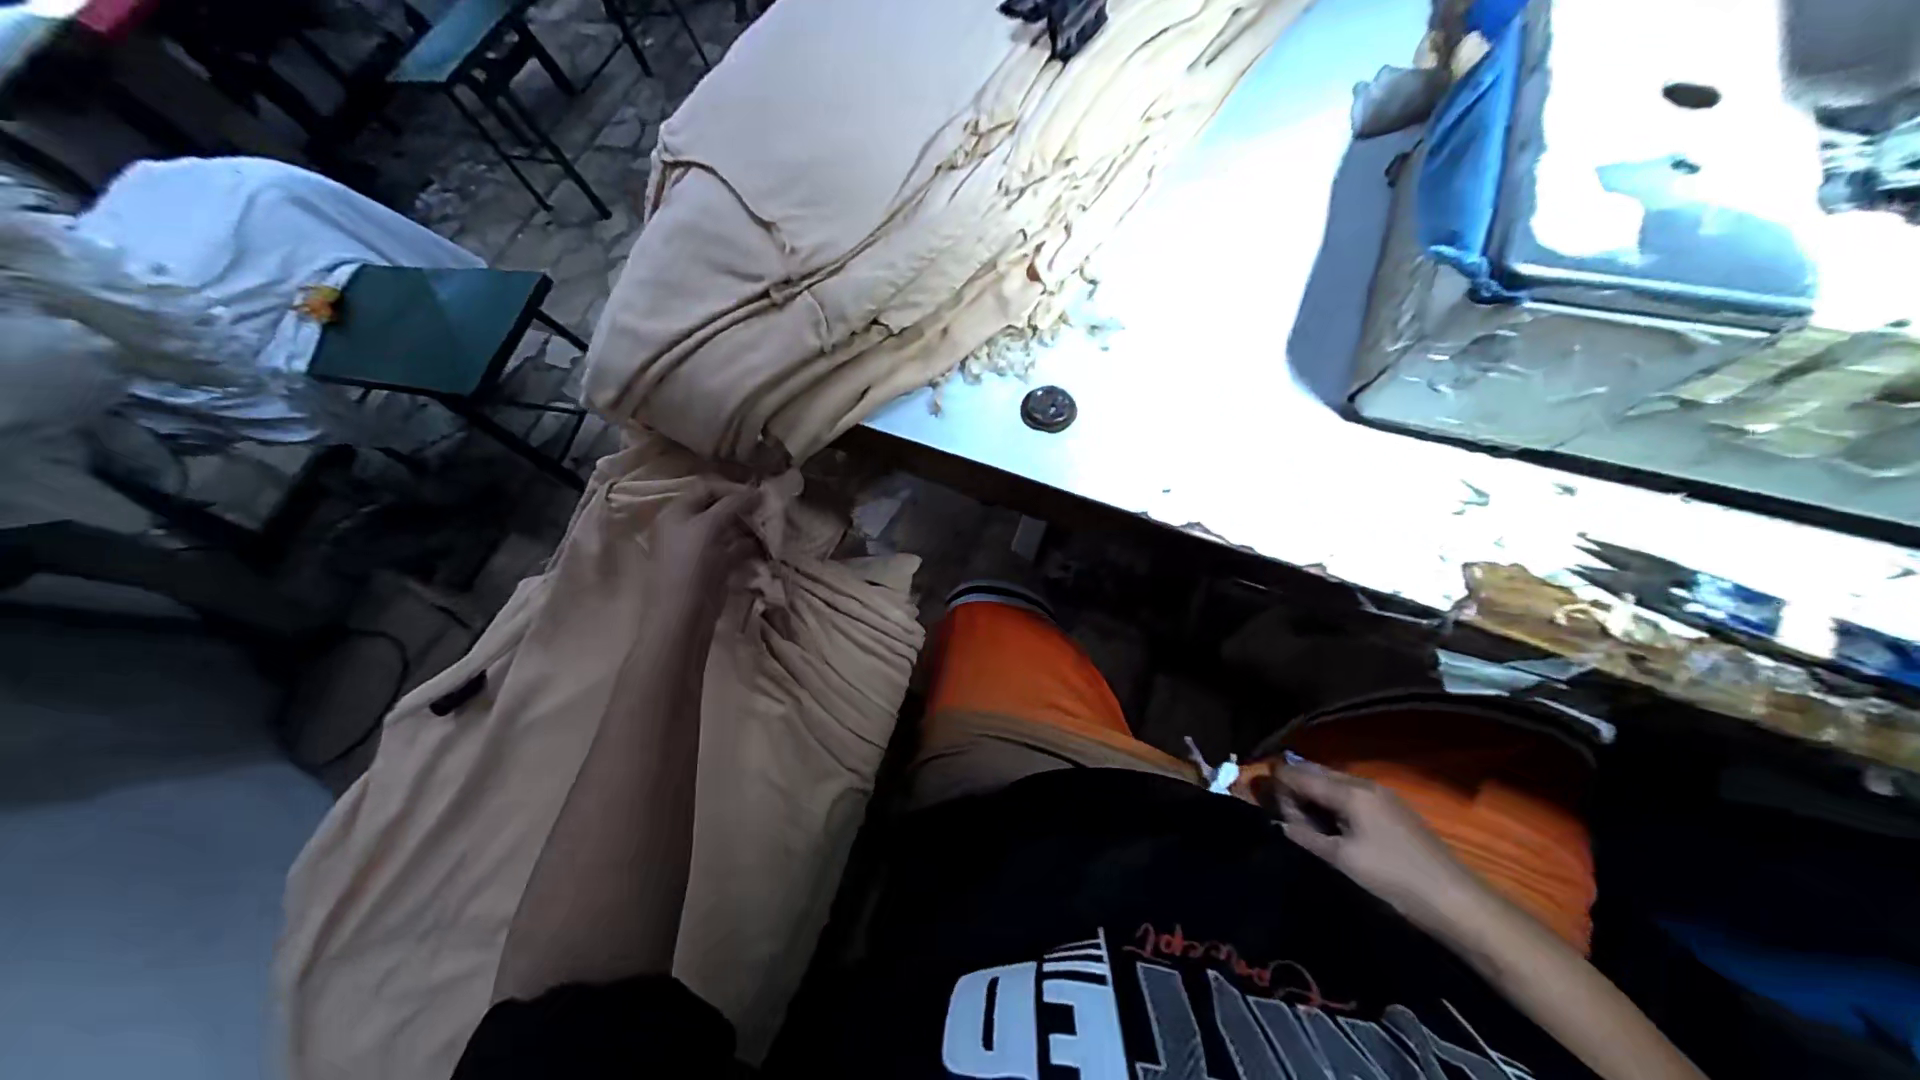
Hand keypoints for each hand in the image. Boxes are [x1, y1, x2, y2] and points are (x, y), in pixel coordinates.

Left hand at [644, 485, 758, 625]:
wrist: (683, 615)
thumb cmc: (691, 565)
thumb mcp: (709, 527)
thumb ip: (732, 505)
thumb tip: (757, 492)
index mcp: (676, 513)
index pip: (706, 488)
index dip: (732, 488)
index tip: (759, 495)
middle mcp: (686, 528)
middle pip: (718, 509)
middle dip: (744, 508)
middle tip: (768, 511)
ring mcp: (700, 549)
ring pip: (729, 530)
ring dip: (750, 528)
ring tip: (771, 529)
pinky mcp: (713, 568)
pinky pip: (734, 551)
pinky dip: (750, 547)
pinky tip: (766, 548)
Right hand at [1257, 763, 1491, 932]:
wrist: (1457, 901)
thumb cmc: (1393, 879)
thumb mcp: (1341, 859)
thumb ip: (1305, 835)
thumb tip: (1278, 821)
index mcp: (1349, 791)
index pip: (1297, 773)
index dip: (1278, 787)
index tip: (1272, 811)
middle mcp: (1363, 783)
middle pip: (1314, 771)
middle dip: (1294, 788)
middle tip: (1287, 817)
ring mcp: (1380, 793)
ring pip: (1331, 781)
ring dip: (1313, 796)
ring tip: (1307, 825)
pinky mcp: (1391, 807)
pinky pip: (1348, 792)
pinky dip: (1332, 802)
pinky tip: (1333, 826)